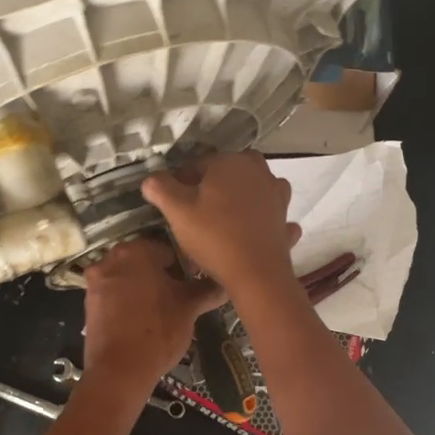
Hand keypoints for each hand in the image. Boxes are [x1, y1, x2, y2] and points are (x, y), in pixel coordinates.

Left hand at [82, 238, 225, 387]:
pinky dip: (128, 302)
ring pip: (128, 278)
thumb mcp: (189, 308)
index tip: (193, 284)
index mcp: (136, 250)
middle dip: (162, 275)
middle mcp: (111, 259)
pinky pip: (114, 295)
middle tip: (180, 297)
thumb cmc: (158, 330)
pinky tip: (143, 320)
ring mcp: (96, 282)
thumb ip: (206, 291)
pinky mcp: (89, 304)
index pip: (168, 249)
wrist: (119, 370)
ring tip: (163, 310)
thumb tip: (225, 285)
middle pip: (144, 261)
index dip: (184, 266)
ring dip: (144, 288)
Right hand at [141, 153, 300, 295]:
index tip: (173, 206)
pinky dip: (257, 213)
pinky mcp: (284, 214)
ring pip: (248, 188)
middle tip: (196, 214)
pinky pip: (266, 208)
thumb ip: (160, 188)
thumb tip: (151, 179)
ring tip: (221, 220)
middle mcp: (257, 169)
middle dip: (210, 188)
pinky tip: (248, 227)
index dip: (180, 184)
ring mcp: (275, 191)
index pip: (196, 165)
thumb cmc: (214, 237)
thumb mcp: (177, 211)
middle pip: (225, 174)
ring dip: (236, 197)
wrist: (257, 273)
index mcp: (229, 161)